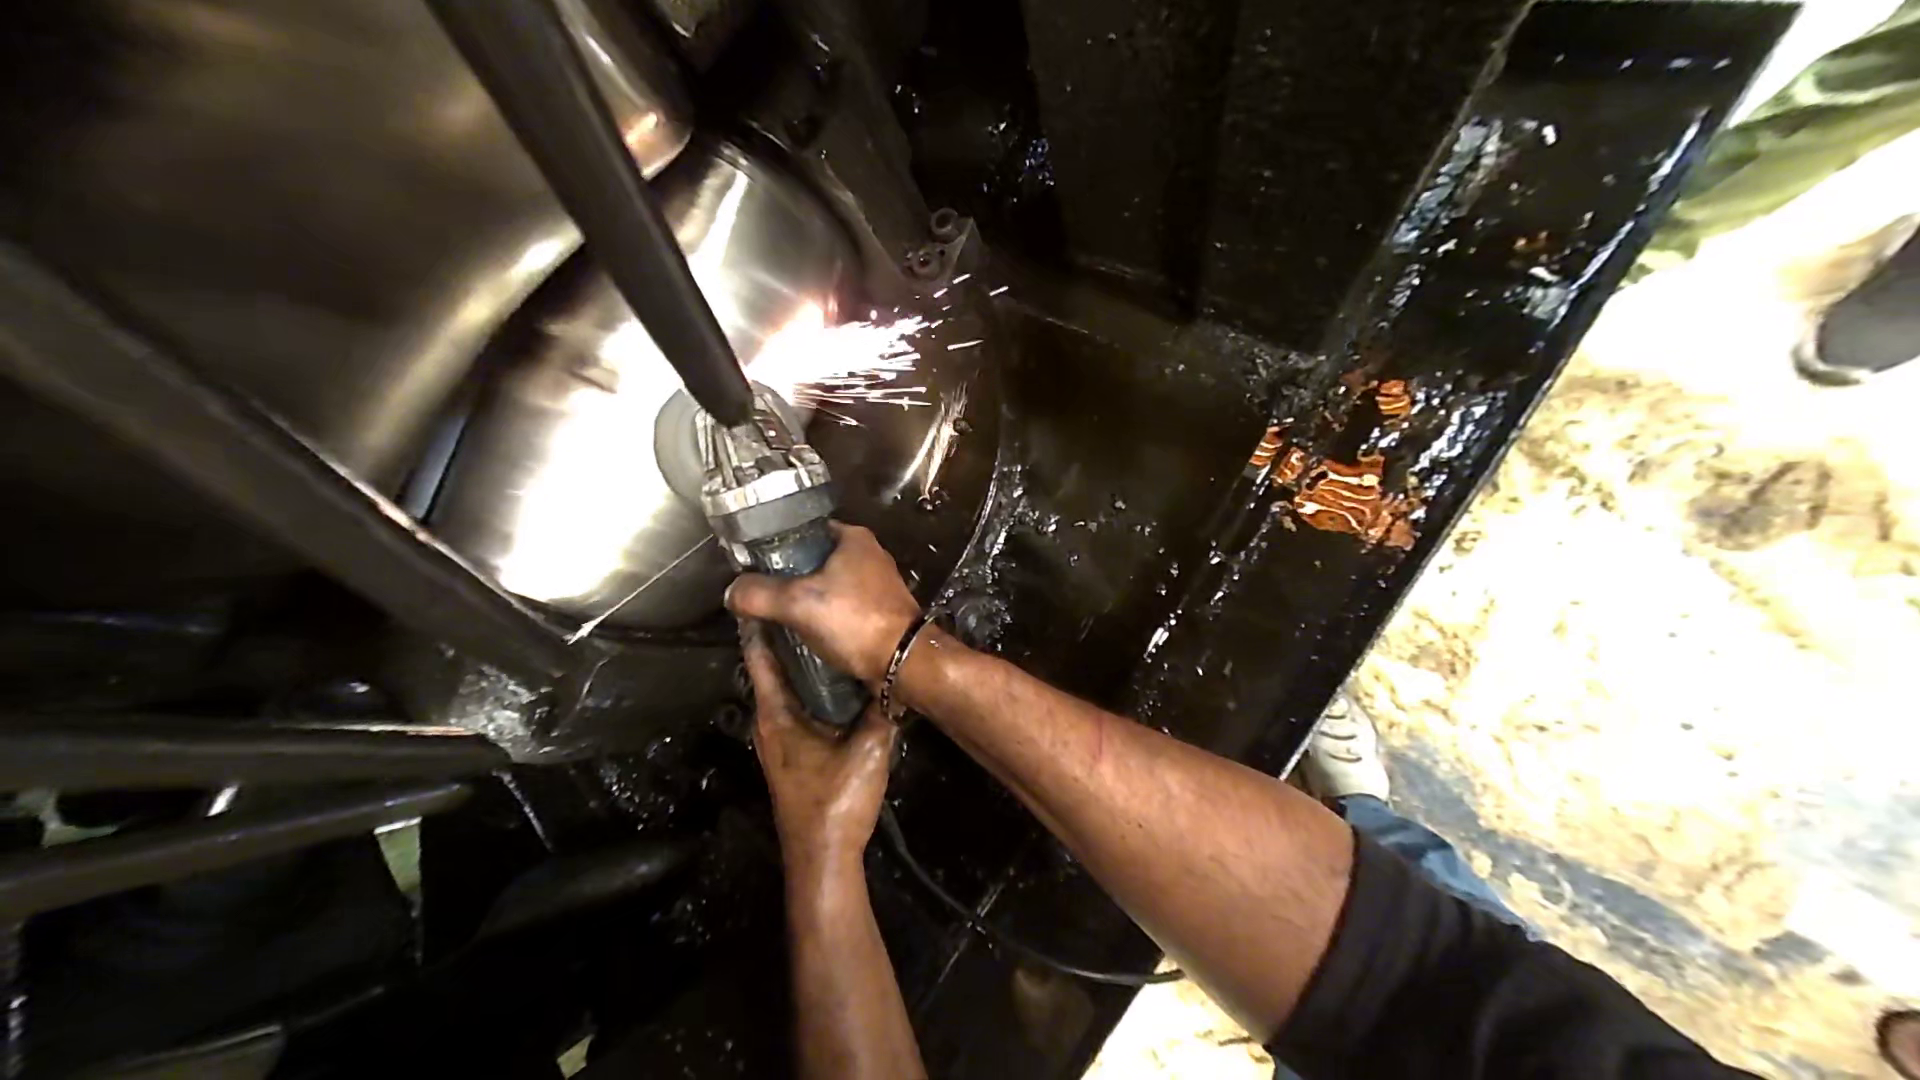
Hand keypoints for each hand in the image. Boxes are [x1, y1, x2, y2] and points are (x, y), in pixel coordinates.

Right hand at [725, 522, 919, 686]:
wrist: (903, 662)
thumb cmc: (854, 621)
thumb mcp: (798, 603)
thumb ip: (759, 594)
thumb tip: (732, 592)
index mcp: (854, 538)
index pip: (805, 531)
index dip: (777, 546)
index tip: (754, 565)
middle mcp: (869, 555)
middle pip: (815, 561)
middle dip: (789, 578)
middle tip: (762, 595)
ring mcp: (878, 584)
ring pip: (828, 587)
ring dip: (807, 601)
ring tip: (779, 616)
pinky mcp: (880, 611)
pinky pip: (842, 608)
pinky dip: (825, 618)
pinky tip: (806, 633)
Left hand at [742, 620, 897, 868]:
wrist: (823, 857)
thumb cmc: (837, 798)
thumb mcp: (869, 748)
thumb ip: (882, 709)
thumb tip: (899, 674)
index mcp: (776, 715)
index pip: (760, 659)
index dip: (760, 628)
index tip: (768, 598)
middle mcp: (768, 724)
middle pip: (770, 671)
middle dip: (785, 639)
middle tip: (811, 609)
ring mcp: (777, 742)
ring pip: (782, 691)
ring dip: (796, 665)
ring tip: (824, 637)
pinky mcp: (790, 756)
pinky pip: (793, 708)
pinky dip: (805, 689)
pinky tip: (833, 684)